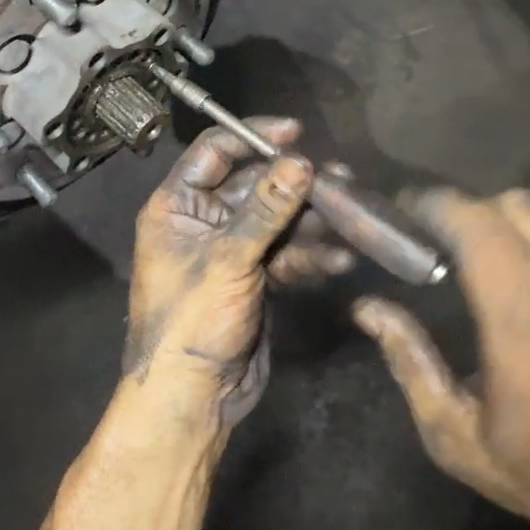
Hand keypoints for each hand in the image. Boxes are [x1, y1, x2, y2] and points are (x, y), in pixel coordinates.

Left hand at [124, 119, 353, 425]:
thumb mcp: (229, 258)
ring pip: (277, 221)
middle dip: (296, 185)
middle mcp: (203, 221)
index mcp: (177, 205)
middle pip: (254, 186)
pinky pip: (286, 254)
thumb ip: (268, 209)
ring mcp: (231, 251)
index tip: (296, 133)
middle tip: (341, 180)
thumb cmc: (193, 319)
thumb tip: (301, 162)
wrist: (194, 396)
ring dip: (312, 221)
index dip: (253, 137)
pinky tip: (340, 259)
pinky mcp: (255, 278)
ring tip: (352, 218)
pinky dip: (311, 256)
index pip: (215, 152)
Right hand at [353, 189, 529, 529]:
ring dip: (491, 222)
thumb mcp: (456, 438)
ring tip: (461, 254)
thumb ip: (411, 363)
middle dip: (461, 208)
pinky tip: (504, 281)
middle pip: (511, 206)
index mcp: (526, 331)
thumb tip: (367, 307)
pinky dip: (521, 243)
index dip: (437, 207)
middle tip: (427, 234)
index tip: (402, 215)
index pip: (482, 232)